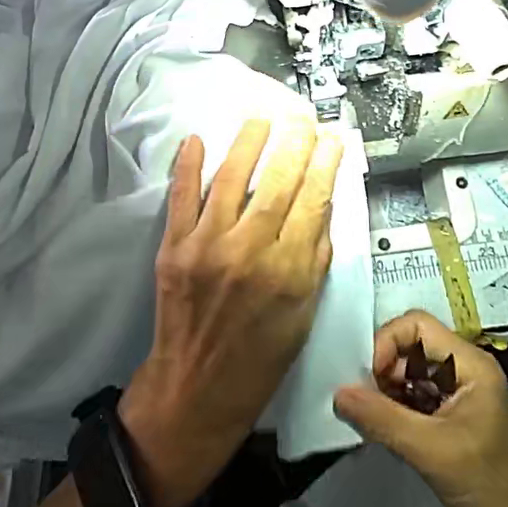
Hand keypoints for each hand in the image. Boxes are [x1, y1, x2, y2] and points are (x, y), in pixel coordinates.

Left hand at [119, 119, 342, 506]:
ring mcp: (207, 247)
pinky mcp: (174, 250)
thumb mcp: (305, 313)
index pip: (313, 201)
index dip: (326, 164)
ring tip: (260, 119)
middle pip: (277, 183)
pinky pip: (181, 198)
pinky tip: (196, 139)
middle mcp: (250, 252)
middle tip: (301, 117)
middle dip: (294, 143)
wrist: (197, 390)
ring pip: (230, 180)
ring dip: (247, 143)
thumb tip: (323, 204)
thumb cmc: (261, 356)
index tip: (333, 138)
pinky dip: (187, 166)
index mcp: (289, 271)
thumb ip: (316, 256)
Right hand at [332, 310, 507, 506]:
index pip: (418, 325)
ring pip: (409, 372)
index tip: (369, 380)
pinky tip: (386, 432)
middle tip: (367, 405)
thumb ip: (383, 419)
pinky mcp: (450, 415)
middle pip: (410, 346)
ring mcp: (457, 392)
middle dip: (383, 370)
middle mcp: (463, 368)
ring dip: (387, 392)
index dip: (387, 343)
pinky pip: (414, 396)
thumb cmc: (488, 485)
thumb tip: (338, 394)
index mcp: (470, 363)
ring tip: (375, 422)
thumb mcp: (431, 451)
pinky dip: (395, 409)